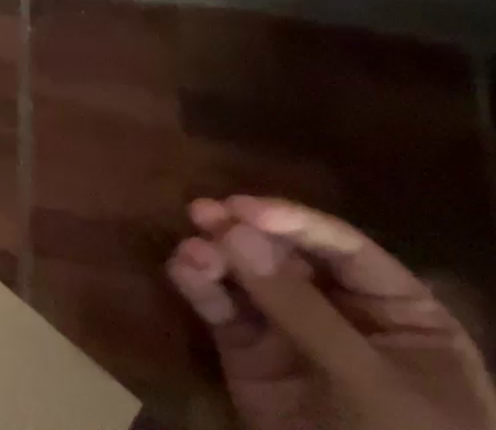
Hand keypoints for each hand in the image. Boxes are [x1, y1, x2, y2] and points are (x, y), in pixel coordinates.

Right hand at [167, 195, 495, 429]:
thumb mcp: (367, 380)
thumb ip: (301, 307)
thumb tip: (233, 230)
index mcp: (403, 318)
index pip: (348, 252)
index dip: (297, 223)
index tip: (245, 207)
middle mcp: (344, 317)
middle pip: (288, 257)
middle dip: (245, 233)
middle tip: (202, 211)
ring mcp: (291, 336)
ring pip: (246, 279)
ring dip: (216, 257)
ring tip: (191, 249)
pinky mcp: (248, 355)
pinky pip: (221, 310)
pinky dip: (199, 286)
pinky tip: (184, 269)